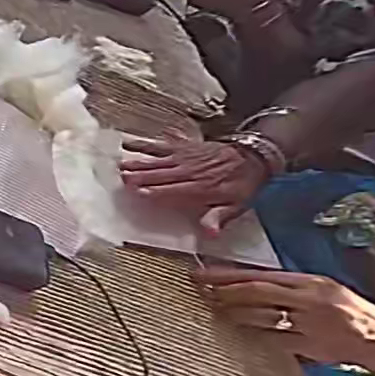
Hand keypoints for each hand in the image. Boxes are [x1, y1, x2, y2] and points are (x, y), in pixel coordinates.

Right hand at [119, 136, 266, 232]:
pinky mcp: (182, 147)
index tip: (138, 194)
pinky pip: (161, 145)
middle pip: (160, 175)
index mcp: (200, 189)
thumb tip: (209, 232)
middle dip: (140, 177)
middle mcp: (189, 172)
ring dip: (138, 163)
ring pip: (157, 161)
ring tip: (121, 165)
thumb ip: (219, 217)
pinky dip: (143, 144)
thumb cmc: (240, 185)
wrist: (253, 157)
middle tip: (122, 179)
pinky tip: (127, 142)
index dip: (154, 192)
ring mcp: (184, 157)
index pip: (172, 191)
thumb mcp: (237, 206)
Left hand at [201, 267, 374, 375]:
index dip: (226, 275)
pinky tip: (240, 329)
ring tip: (214, 308)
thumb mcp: (324, 290)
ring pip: (259, 317)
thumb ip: (288, 287)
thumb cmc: (354, 313)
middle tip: (200, 290)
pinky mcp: (313, 347)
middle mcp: (311, 300)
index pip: (259, 275)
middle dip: (222, 291)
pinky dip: (253, 334)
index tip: (201, 273)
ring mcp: (312, 325)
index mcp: (313, 282)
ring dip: (232, 313)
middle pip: (254, 293)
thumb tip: (243, 282)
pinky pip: (273, 340)